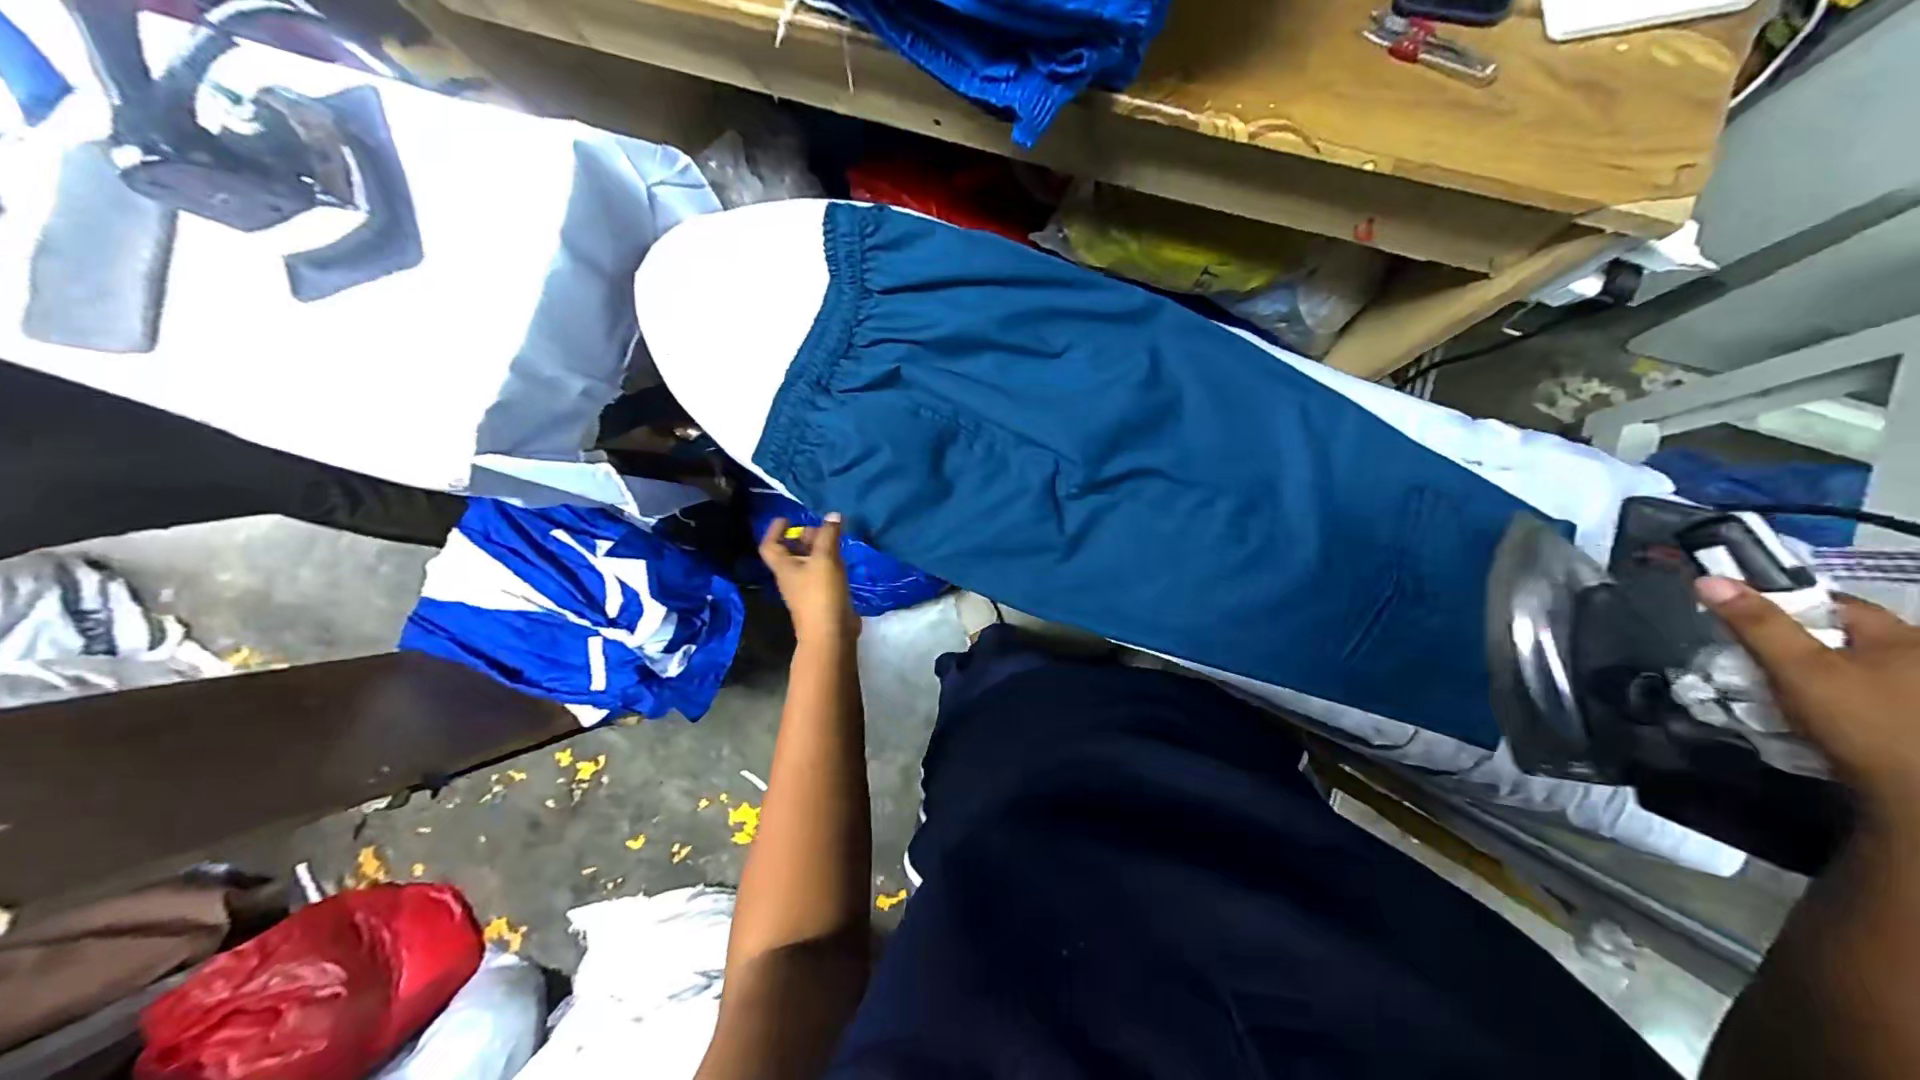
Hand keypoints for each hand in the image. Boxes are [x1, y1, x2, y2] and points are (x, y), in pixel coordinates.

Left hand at [760, 514, 859, 646]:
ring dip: (818, 550)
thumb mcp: (825, 559)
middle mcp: (791, 577)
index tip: (787, 518)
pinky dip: (829, 563)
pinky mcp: (822, 597)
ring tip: (835, 539)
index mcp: (784, 567)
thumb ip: (828, 535)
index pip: (770, 545)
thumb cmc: (820, 593)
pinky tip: (842, 560)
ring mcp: (806, 588)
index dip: (775, 530)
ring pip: (808, 563)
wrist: (830, 633)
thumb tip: (833, 515)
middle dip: (803, 538)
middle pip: (791, 553)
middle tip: (820, 527)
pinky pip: (822, 574)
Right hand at [1697, 577, 1919, 815]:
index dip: (1791, 605)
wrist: (1916, 797)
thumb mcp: (1797, 669)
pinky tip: (1825, 718)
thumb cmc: (1861, 721)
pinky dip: (1844, 702)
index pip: (1838, 604)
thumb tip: (1708, 579)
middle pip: (1851, 638)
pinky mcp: (1913, 726)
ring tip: (1787, 690)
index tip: (1751, 620)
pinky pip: (1874, 700)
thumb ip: (1756, 624)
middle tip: (1763, 658)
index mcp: (1905, 638)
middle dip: (1809, 643)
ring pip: (1863, 671)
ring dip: (1826, 675)